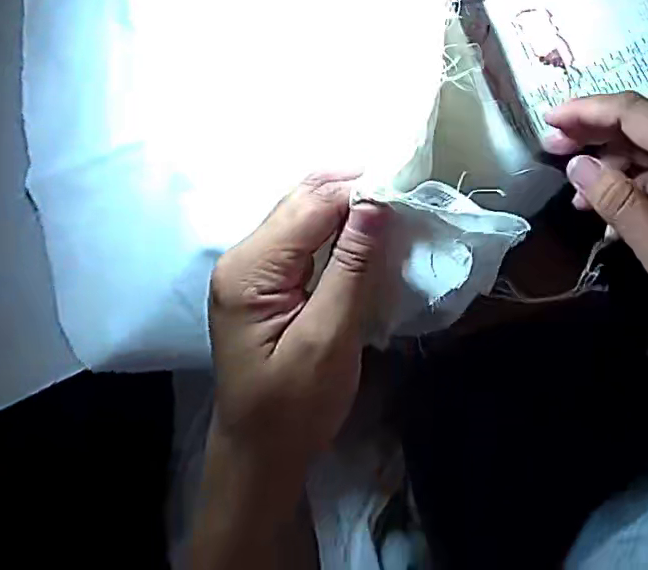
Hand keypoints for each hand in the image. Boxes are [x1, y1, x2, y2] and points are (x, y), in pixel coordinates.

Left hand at [193, 172, 390, 565]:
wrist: (260, 457)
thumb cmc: (294, 409)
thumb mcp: (329, 340)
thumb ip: (351, 267)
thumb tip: (376, 203)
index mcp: (249, 270)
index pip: (309, 206)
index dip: (357, 192)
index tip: (404, 191)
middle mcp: (243, 256)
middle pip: (302, 200)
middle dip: (352, 191)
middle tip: (402, 195)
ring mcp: (251, 265)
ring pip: (304, 211)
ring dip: (347, 205)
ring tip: (390, 207)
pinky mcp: (265, 277)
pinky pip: (303, 233)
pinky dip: (336, 225)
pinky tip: (364, 230)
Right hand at [543, 92, 647, 372]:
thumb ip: (619, 203)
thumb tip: (576, 165)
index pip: (633, 112)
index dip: (586, 111)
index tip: (547, 121)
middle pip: (638, 125)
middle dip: (591, 134)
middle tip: (548, 147)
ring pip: (645, 151)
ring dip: (607, 165)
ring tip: (571, 188)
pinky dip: (628, 188)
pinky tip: (603, 213)